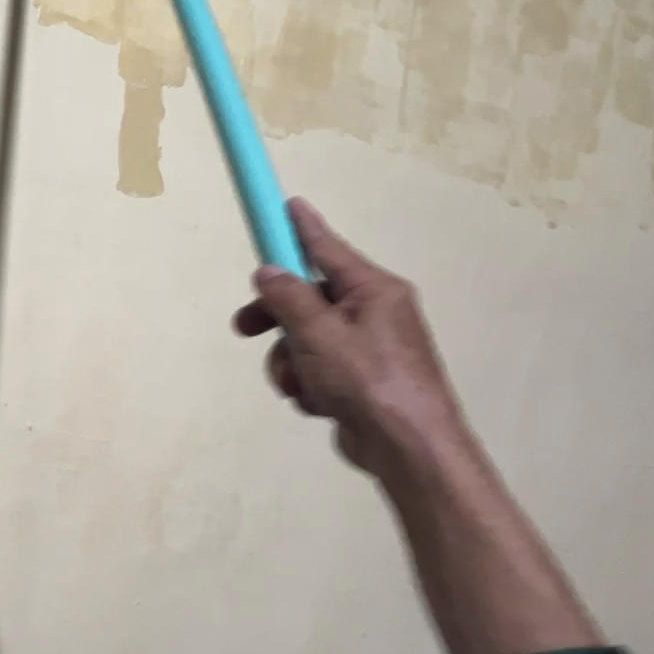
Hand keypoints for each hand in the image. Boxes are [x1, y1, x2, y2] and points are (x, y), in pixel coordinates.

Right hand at [232, 199, 470, 476]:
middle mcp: (373, 312)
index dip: (301, 227)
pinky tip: (315, 402)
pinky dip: (306, 382)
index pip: (327, 248)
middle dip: (273, 317)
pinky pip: (314, 366)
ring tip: (297, 385)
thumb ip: (287, 296)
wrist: (409, 450)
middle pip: (305, 298)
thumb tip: (269, 270)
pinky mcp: (358, 379)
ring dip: (288, 360)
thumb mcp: (317, 332)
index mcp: (374, 291)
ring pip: (302, 337)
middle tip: (244, 328)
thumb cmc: (367, 380)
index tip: (287, 203)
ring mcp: (366, 347)